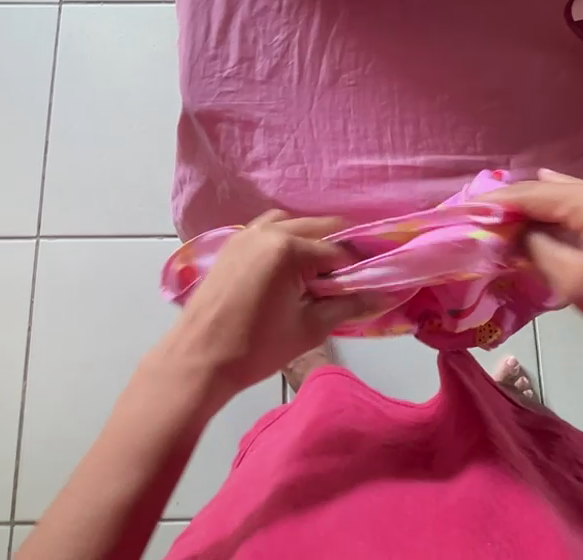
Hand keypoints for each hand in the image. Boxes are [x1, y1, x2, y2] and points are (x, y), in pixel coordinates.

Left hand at [154, 211, 381, 407]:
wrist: (198, 359)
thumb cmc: (255, 348)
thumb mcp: (309, 328)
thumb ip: (349, 306)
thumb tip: (385, 296)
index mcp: (288, 249)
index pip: (339, 249)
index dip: (361, 264)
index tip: (376, 276)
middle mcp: (269, 231)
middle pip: (318, 227)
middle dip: (339, 247)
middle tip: (353, 276)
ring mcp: (247, 233)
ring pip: (292, 223)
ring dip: (312, 239)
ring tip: (322, 270)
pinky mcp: (233, 243)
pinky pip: (269, 228)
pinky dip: (286, 238)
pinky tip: (292, 266)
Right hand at [499, 169, 582, 400]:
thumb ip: (538, 251)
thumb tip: (505, 232)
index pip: (531, 193)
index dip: (492, 206)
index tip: (457, 217)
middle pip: (549, 192)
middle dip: (514, 213)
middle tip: (478, 235)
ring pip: (568, 198)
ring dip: (540, 217)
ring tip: (502, 237)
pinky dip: (565, 219)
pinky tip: (545, 234)